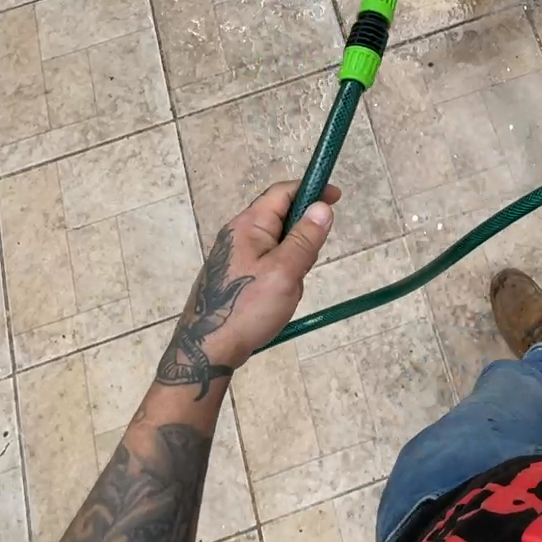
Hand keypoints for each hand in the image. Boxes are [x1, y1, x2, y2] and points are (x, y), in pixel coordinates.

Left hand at [154, 182, 339, 398]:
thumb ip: (306, 238)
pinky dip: (281, 275)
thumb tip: (323, 205)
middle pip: (280, 217)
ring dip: (292, 262)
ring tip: (289, 290)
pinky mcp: (234, 276)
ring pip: (277, 245)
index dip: (311, 190)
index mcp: (249, 224)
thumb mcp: (285, 272)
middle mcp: (239, 234)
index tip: (336, 198)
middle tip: (308, 263)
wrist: (204, 352)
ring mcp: (234, 256)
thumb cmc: (246, 308)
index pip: (282, 192)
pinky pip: (267, 264)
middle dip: (302, 237)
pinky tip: (279, 300)